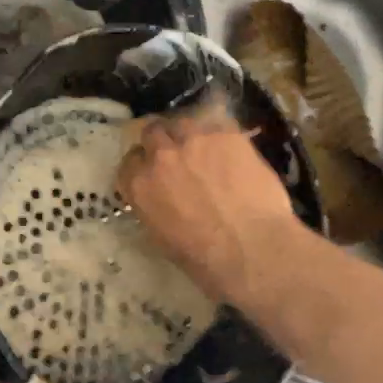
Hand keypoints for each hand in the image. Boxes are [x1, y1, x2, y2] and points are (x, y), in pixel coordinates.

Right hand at [117, 106, 306, 303]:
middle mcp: (161, 156)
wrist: (253, 248)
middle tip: (176, 154)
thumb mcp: (165, 240)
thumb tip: (164, 200)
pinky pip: (216, 121)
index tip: (151, 171)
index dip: (141, 165)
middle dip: (161, 141)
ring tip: (203, 145)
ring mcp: (194, 140)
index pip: (129, 163)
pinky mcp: (226, 133)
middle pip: (152, 133)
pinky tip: (230, 146)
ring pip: (182, 122)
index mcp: (140, 186)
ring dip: (188, 132)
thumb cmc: (208, 261)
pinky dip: (219, 131)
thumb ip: (156, 209)